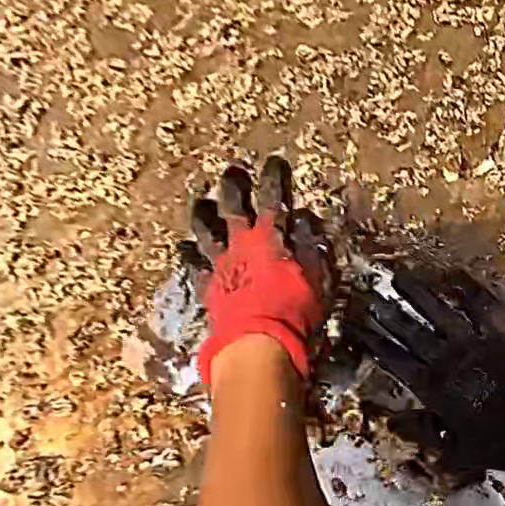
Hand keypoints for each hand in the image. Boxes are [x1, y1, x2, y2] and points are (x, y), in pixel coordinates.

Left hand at [189, 156, 329, 385]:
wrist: (258, 341)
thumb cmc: (295, 310)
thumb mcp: (317, 276)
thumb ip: (310, 246)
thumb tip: (305, 221)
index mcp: (272, 236)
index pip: (273, 197)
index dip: (274, 178)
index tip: (274, 163)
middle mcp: (242, 242)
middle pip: (232, 205)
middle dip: (233, 186)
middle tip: (233, 173)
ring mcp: (221, 262)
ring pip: (205, 229)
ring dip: (203, 214)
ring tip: (201, 204)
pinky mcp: (208, 284)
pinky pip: (193, 263)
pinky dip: (190, 253)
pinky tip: (186, 248)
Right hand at [349, 268, 504, 478]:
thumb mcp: (461, 451)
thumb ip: (427, 432)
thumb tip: (395, 419)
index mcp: (438, 389)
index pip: (398, 361)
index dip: (377, 343)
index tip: (359, 326)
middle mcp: (452, 360)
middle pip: (413, 332)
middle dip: (389, 313)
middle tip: (369, 294)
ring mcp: (479, 343)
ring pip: (441, 313)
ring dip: (420, 294)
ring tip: (401, 276)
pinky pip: (483, 306)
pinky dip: (469, 290)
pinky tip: (455, 276)